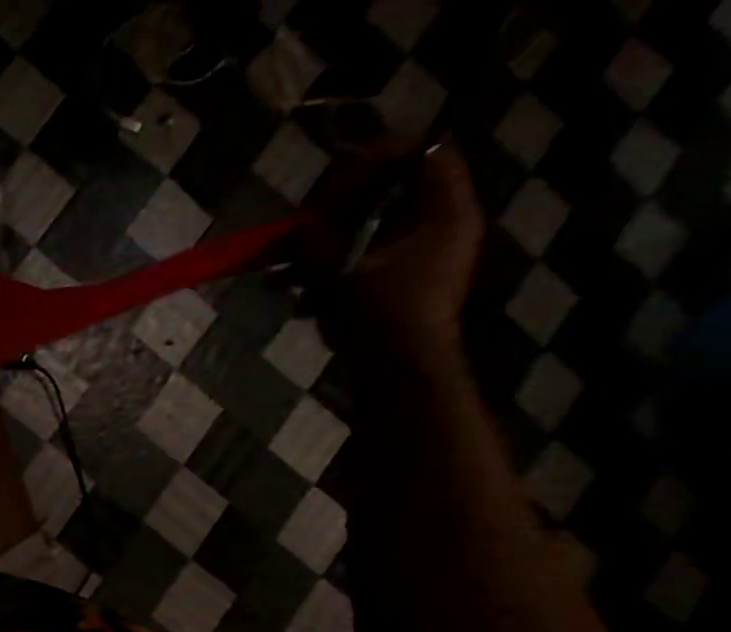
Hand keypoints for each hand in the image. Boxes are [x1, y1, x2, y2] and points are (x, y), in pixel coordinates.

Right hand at [308, 143, 483, 360]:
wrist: (400, 378)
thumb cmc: (378, 316)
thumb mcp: (335, 270)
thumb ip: (311, 240)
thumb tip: (294, 229)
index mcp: (444, 210)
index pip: (420, 154)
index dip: (376, 158)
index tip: (334, 179)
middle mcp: (444, 228)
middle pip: (391, 195)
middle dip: (338, 212)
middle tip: (303, 230)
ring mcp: (428, 262)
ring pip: (374, 236)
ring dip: (328, 248)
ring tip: (286, 273)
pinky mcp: (410, 291)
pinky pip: (373, 266)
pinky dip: (339, 275)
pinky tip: (301, 301)